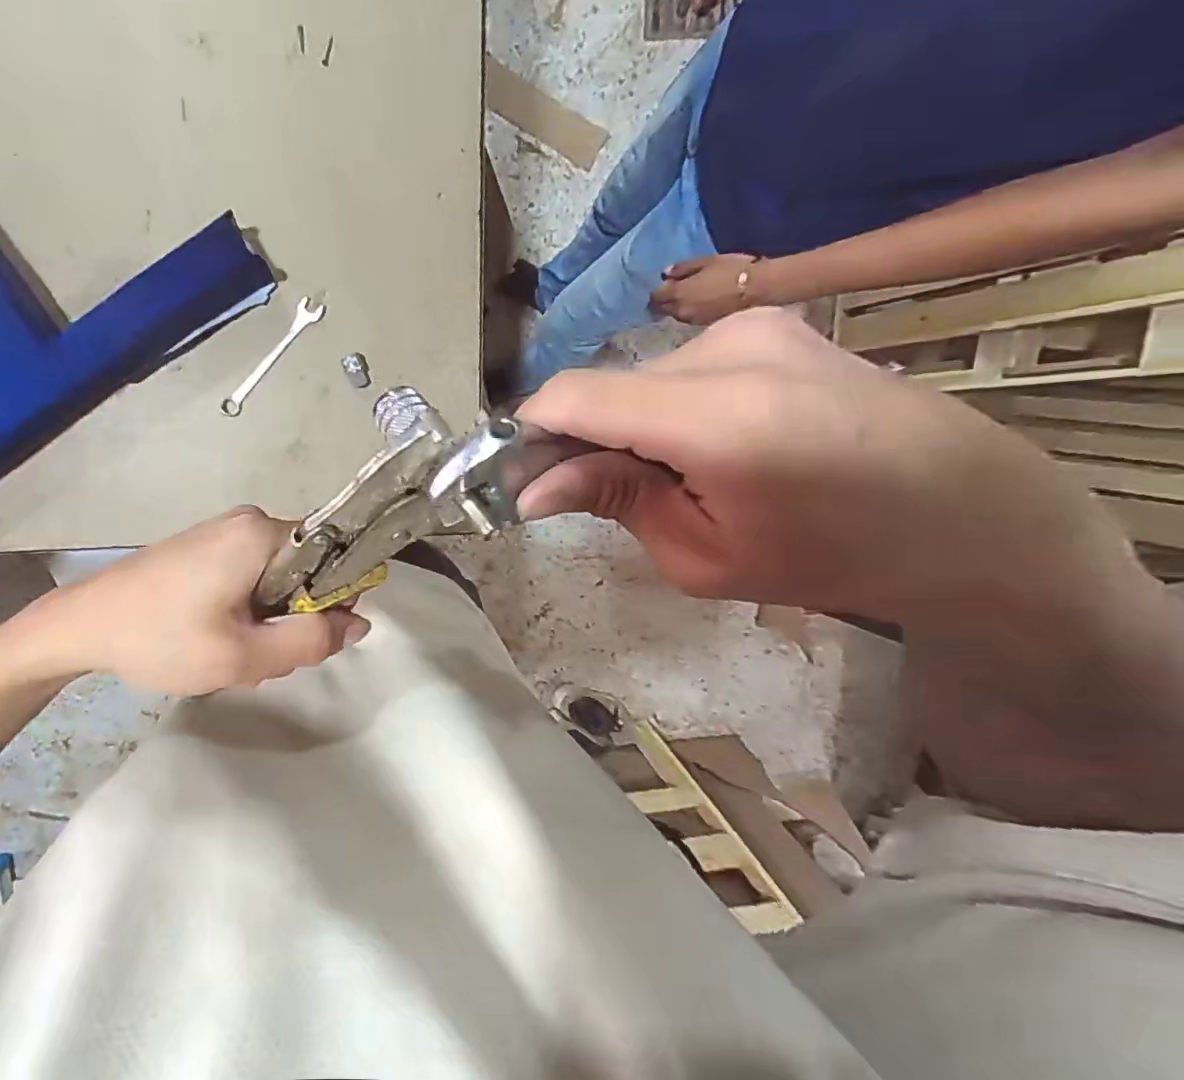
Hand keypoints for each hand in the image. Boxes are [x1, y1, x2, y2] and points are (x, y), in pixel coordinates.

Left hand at [33, 507, 369, 696]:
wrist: (85, 625)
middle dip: (292, 619)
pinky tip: (214, 638)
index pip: (333, 558)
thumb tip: (359, 623)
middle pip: (305, 572)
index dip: (331, 603)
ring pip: (276, 581)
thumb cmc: (162, 638)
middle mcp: (247, 521)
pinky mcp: (204, 549)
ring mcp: (222, 533)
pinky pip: (250, 578)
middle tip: (256, 655)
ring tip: (229, 651)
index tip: (299, 641)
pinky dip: (244, 612)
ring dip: (266, 622)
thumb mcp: (243, 655)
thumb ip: (310, 641)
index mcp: (261, 533)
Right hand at [513, 308, 1147, 629]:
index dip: (527, 434)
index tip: (517, 478)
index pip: (572, 397)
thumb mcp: (703, 557)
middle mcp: (733, 350)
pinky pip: (672, 368)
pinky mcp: (772, 325)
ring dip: (619, 426)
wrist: (979, 518)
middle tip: (584, 494)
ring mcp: (757, 327)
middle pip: (600, 388)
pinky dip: (656, 408)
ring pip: (633, 379)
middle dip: (575, 439)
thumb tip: (529, 489)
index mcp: (720, 418)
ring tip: (659, 475)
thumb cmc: (836, 558)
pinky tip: (695, 447)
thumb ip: (612, 502)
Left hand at [650, 253, 762, 324]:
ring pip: (675, 314)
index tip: (667, 283)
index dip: (658, 290)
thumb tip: (665, 273)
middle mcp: (679, 310)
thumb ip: (683, 268)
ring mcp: (690, 319)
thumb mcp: (707, 261)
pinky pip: (688, 318)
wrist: (758, 288)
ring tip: (689, 298)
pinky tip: (699, 304)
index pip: (655, 296)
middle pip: (662, 308)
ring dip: (676, 307)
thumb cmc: (733, 270)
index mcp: (677, 293)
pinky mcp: (702, 324)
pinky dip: (689, 311)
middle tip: (674, 292)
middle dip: (664, 301)